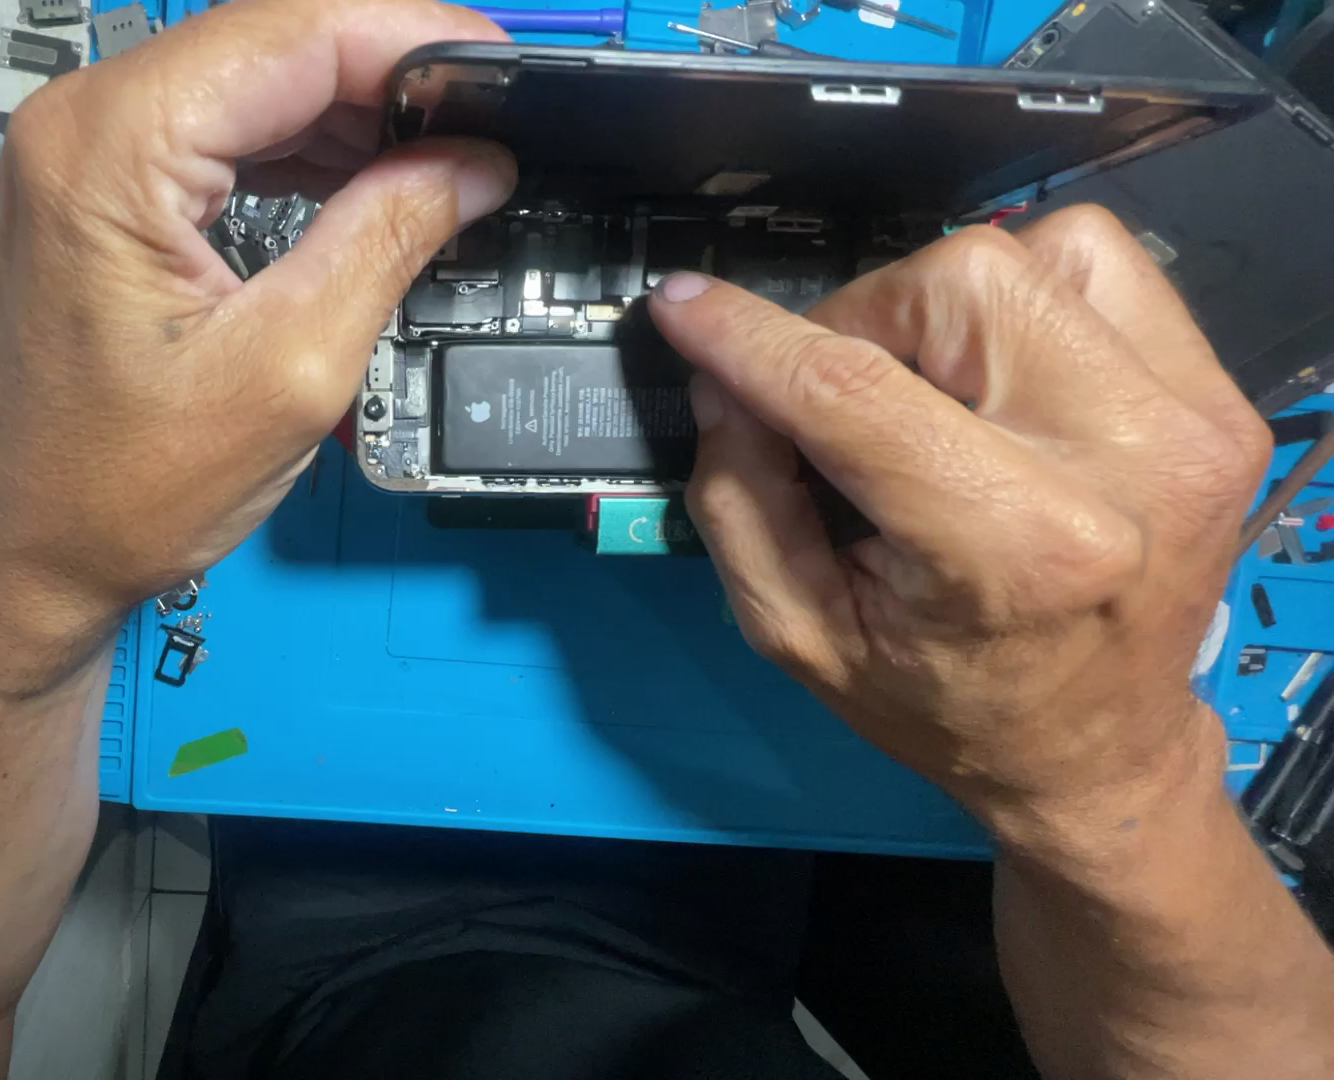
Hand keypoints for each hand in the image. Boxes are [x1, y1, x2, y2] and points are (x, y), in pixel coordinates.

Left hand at [0, 0, 514, 684]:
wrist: (53, 556)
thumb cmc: (144, 490)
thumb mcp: (291, 370)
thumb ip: (385, 242)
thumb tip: (471, 164)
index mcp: (110, 153)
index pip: (289, 37)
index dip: (409, 37)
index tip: (497, 68)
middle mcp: (78, 131)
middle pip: (263, 51)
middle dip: (383, 79)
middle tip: (479, 123)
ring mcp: (79, 166)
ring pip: (241, 95)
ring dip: (344, 120)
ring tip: (436, 159)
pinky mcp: (95, 207)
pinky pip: (212, 148)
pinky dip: (293, 159)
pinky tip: (356, 185)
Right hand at [647, 207, 1271, 844]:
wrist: (1090, 748)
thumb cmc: (925, 701)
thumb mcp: (788, 628)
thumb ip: (736, 503)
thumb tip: (720, 384)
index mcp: (1007, 546)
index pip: (850, 392)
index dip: (747, 339)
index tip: (678, 306)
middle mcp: (1125, 457)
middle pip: (949, 286)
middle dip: (845, 325)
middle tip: (816, 401)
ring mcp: (1192, 413)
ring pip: (1020, 254)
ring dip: (918, 309)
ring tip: (898, 390)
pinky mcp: (1217, 391)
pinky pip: (1089, 263)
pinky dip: (999, 295)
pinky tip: (971, 369)